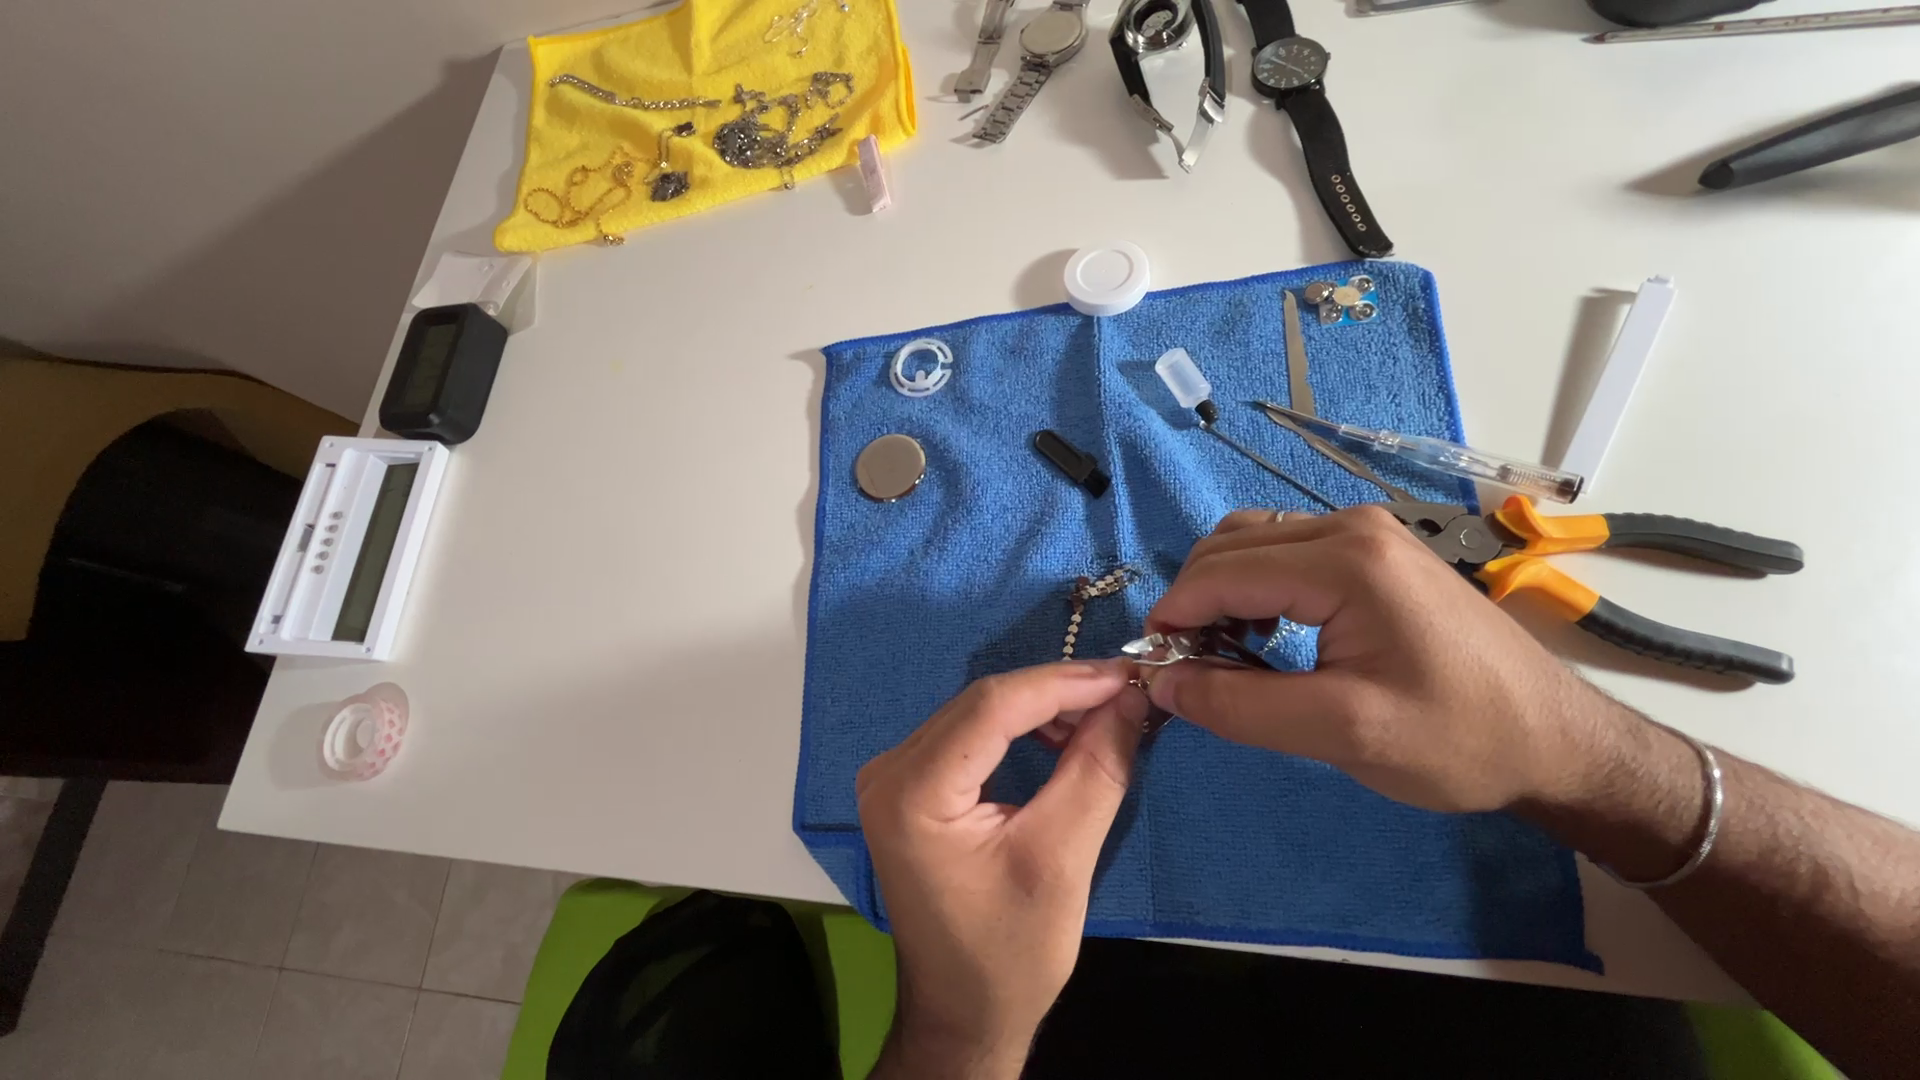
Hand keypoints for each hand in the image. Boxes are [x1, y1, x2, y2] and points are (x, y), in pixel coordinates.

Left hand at [858, 661, 1146, 1079]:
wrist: (962, 1012)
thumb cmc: (1008, 953)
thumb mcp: (1061, 861)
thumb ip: (1095, 772)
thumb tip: (1129, 700)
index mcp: (912, 792)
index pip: (992, 707)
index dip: (1063, 683)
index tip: (1125, 676)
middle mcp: (890, 770)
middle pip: (982, 704)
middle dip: (1057, 692)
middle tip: (1123, 693)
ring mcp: (894, 776)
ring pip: (978, 713)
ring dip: (1041, 707)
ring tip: (1101, 715)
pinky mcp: (910, 785)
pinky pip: (970, 735)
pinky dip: (1019, 728)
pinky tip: (1060, 734)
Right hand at [1144, 505, 1625, 813]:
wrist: (1559, 741)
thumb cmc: (1456, 739)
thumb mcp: (1340, 732)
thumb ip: (1237, 706)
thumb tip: (1160, 683)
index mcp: (1344, 560)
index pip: (1220, 572)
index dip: (1172, 617)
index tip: (1151, 667)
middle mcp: (1349, 525)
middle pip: (1228, 546)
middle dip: (1192, 603)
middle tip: (1187, 666)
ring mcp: (1365, 531)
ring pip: (1250, 541)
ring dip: (1220, 591)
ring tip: (1224, 652)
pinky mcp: (1374, 549)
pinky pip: (1284, 551)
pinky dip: (1253, 585)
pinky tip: (1264, 632)